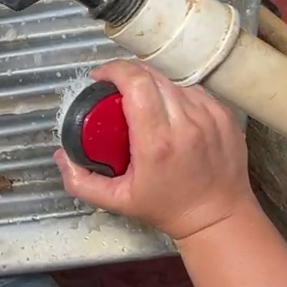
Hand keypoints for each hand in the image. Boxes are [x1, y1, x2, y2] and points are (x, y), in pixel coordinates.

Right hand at [54, 61, 258, 240]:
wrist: (217, 216)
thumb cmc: (168, 208)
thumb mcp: (116, 201)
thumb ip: (81, 181)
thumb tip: (62, 155)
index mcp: (157, 142)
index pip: (136, 83)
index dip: (114, 70)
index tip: (101, 76)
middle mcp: (187, 123)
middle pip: (153, 75)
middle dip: (129, 75)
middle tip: (115, 90)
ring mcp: (210, 115)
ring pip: (173, 80)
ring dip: (152, 85)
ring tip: (142, 105)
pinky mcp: (224, 113)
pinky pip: (193, 90)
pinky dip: (175, 95)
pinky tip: (168, 114)